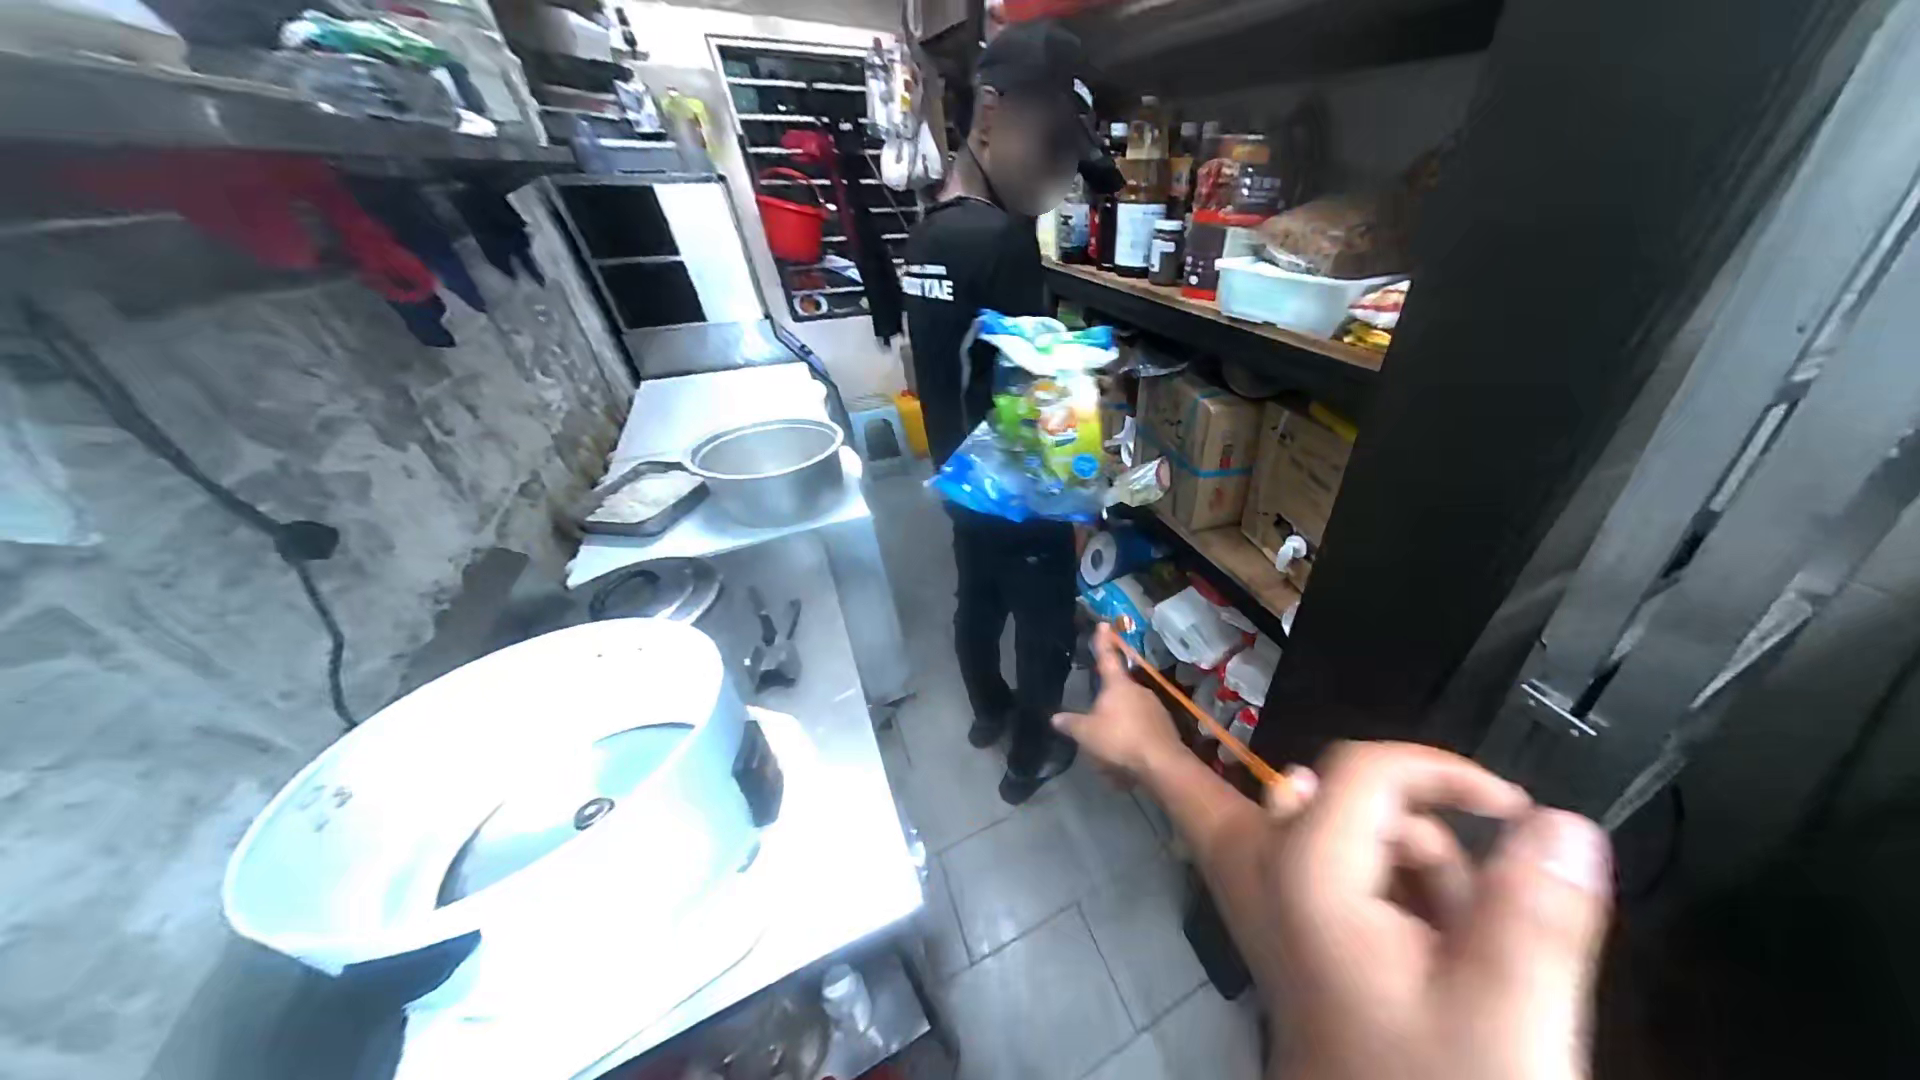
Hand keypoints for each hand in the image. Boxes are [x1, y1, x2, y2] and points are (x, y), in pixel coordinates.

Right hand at [1051, 623, 1185, 778]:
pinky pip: (1143, 727)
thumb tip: (1055, 718)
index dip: (1103, 641)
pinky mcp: (1166, 727)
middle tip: (1097, 719)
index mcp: (1118, 685)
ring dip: (1121, 722)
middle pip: (1119, 689)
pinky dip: (1133, 736)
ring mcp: (1155, 708)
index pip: (1107, 658)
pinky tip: (1126, 754)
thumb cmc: (1120, 739)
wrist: (1161, 764)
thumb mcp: (1086, 733)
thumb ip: (1070, 724)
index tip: (1103, 624)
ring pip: (1132, 710)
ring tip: (1110, 746)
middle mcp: (1139, 690)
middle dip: (1108, 701)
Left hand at [1268, 743, 1612, 1079]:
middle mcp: (1269, 858)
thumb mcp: (1500, 1013)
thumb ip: (1535, 913)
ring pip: (1362, 834)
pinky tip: (1429, 955)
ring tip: (1456, 956)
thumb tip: (1563, 822)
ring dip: (1424, 878)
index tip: (1513, 807)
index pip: (1362, 766)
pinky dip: (1401, 895)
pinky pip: (1351, 866)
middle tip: (1470, 914)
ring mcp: (1272, 882)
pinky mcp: (1292, 909)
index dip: (1440, 770)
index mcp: (1303, 862)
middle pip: (1357, 800)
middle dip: (1428, 845)